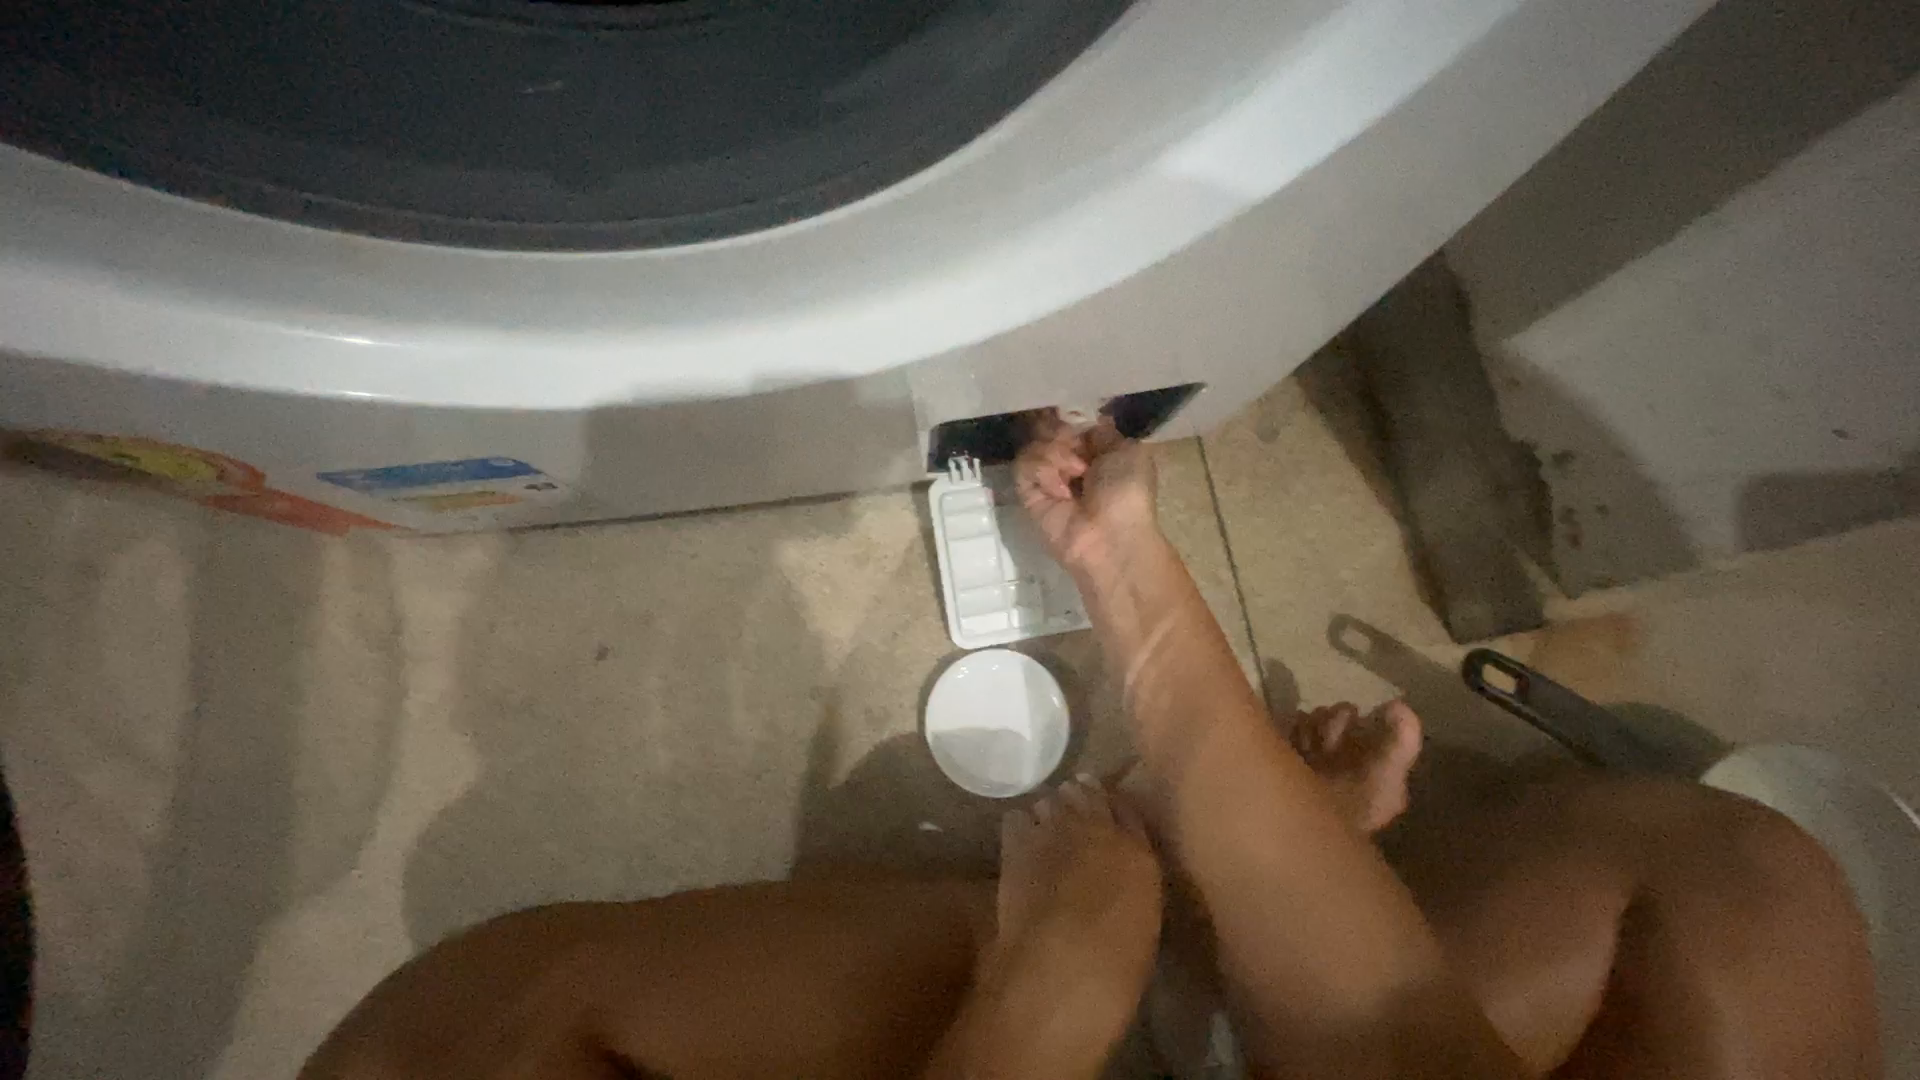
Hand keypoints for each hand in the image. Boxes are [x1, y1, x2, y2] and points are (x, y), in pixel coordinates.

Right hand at [1014, 415, 1158, 573]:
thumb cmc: (1127, 492)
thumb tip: (1083, 422)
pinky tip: (1060, 490)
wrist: (1111, 537)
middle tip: (1073, 445)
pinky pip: (1023, 466)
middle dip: (1060, 431)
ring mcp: (1047, 479)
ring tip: (1074, 473)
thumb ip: (1103, 432)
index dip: (1070, 415)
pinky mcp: (1028, 494)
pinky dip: (1042, 471)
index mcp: (1096, 451)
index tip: (1073, 416)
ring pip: (1034, 444)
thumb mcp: (1129, 450)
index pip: (1071, 421)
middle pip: (1048, 428)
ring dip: (1055, 453)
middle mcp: (1069, 462)